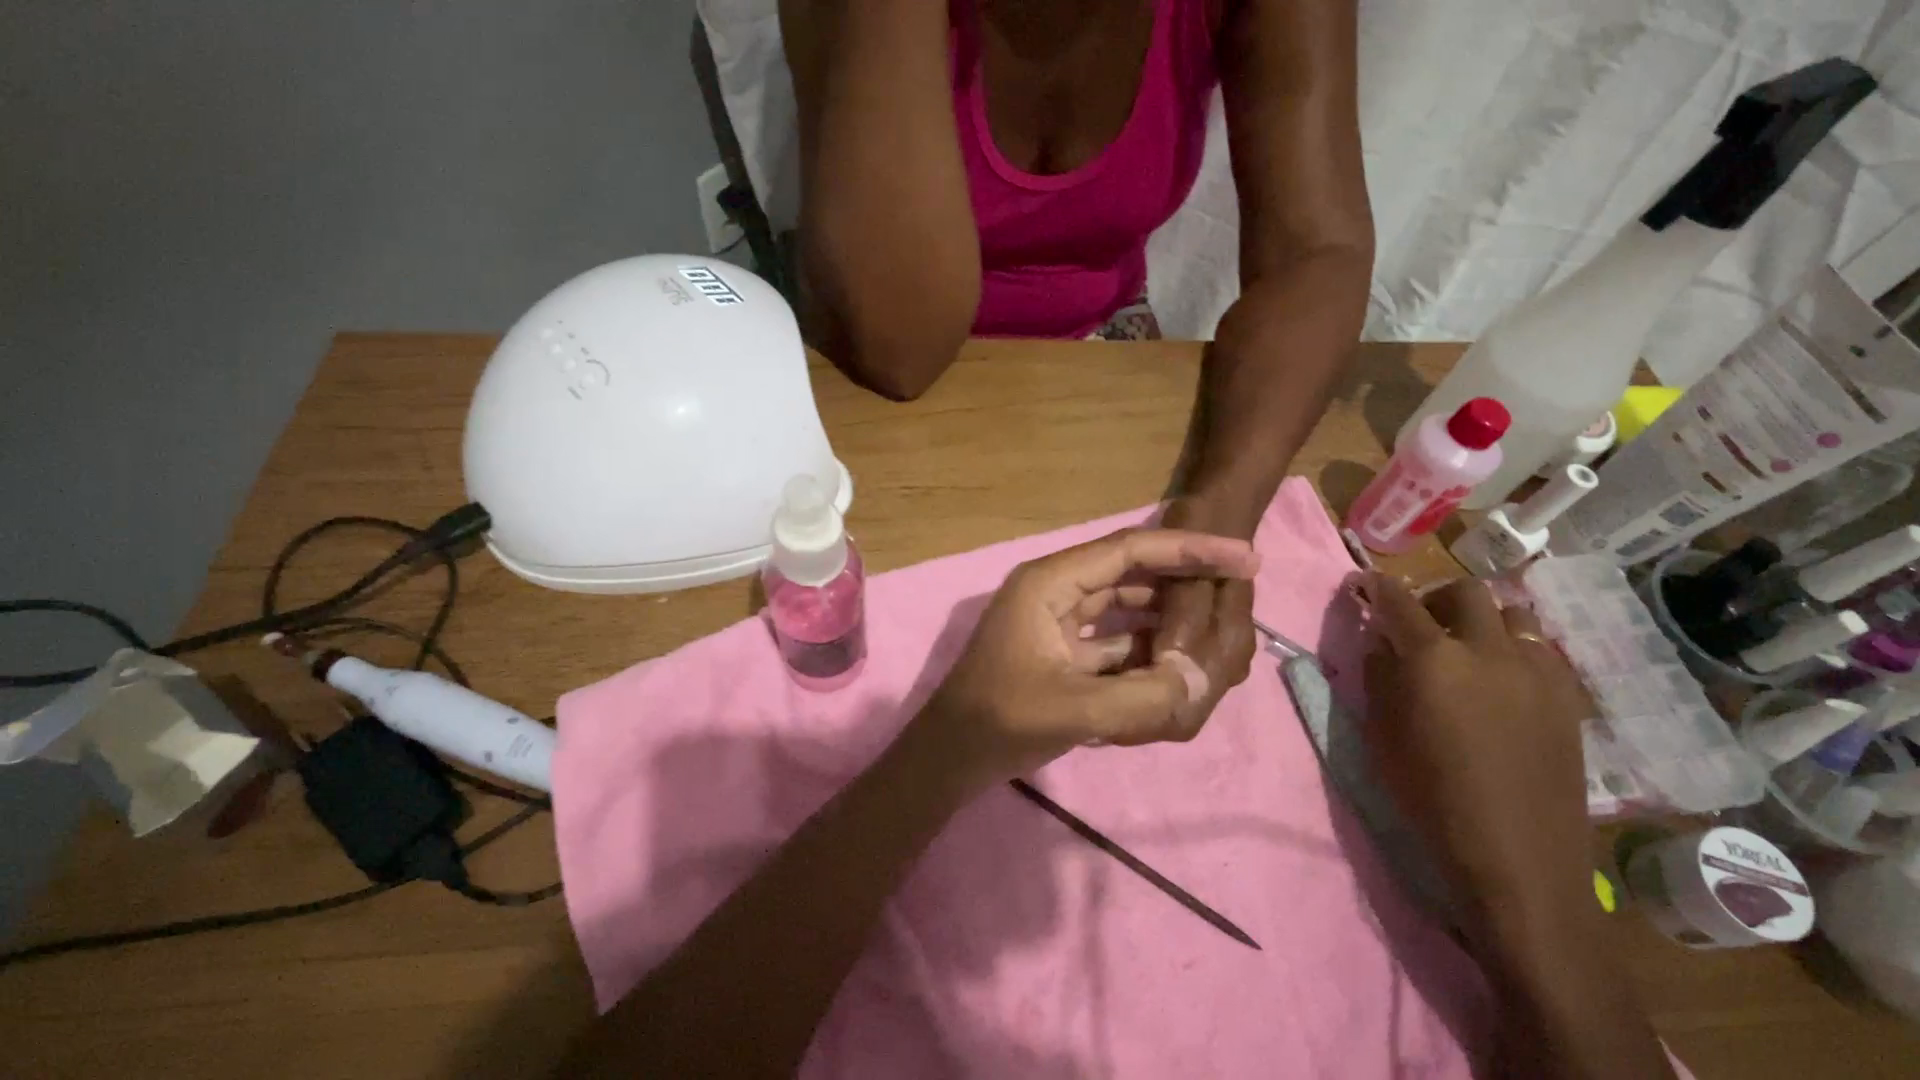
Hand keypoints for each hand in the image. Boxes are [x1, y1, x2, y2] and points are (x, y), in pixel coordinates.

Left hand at [912, 528, 1261, 792]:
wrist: (949, 758)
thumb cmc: (1001, 721)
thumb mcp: (1075, 709)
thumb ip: (1144, 695)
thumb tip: (1201, 679)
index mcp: (1050, 582)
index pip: (1131, 549)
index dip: (1191, 550)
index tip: (1245, 556)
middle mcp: (1055, 590)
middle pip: (1131, 571)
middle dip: (1184, 580)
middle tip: (1240, 588)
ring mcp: (1056, 621)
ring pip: (1124, 606)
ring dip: (1168, 616)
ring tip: (1219, 623)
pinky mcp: (1061, 653)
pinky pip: (1114, 638)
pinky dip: (1147, 648)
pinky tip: (1182, 661)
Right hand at [1359, 575, 1594, 904]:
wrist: (1517, 855)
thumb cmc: (1431, 800)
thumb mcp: (1383, 739)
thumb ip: (1379, 680)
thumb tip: (1381, 645)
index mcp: (1432, 659)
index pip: (1398, 601)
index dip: (1376, 588)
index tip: (1363, 586)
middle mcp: (1487, 649)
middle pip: (1464, 591)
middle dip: (1435, 598)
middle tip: (1420, 624)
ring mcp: (1535, 669)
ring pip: (1512, 612)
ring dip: (1483, 620)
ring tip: (1469, 649)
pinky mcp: (1566, 694)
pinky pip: (1539, 648)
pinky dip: (1514, 649)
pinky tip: (1503, 681)